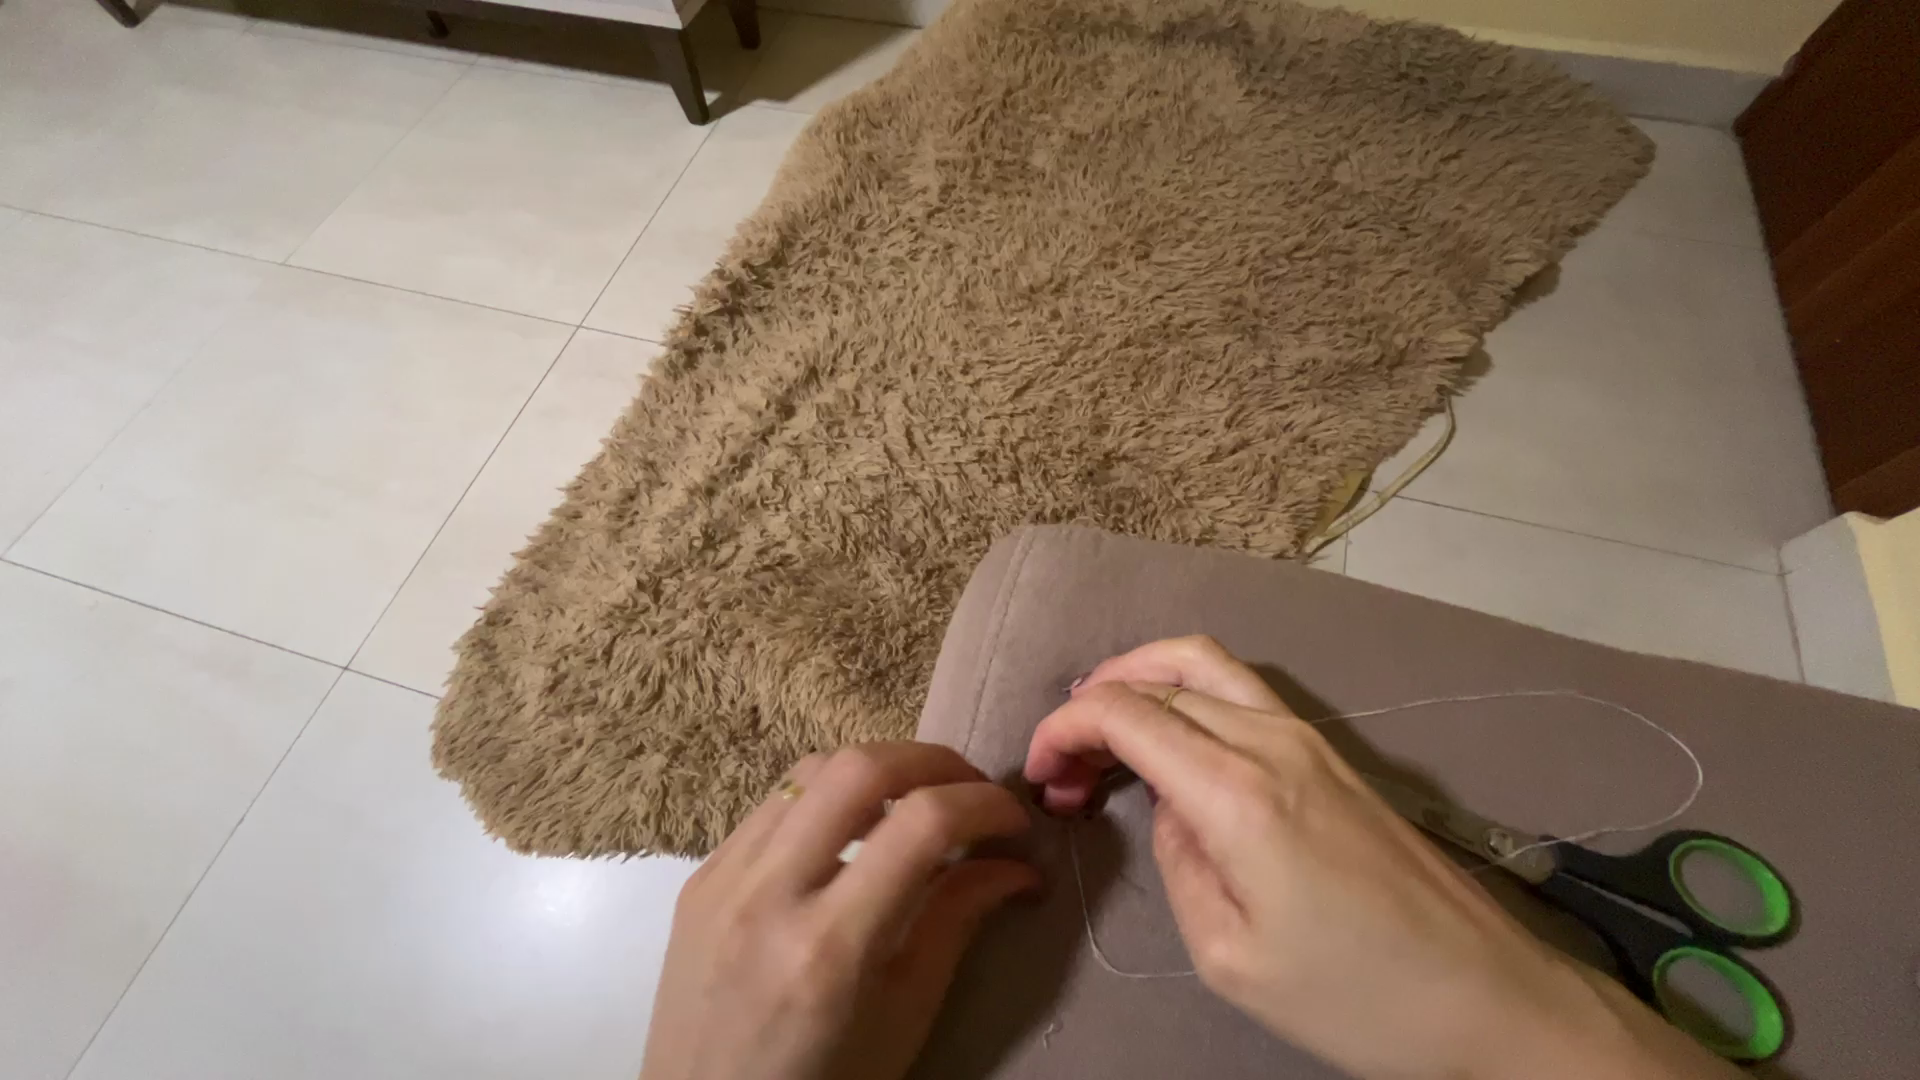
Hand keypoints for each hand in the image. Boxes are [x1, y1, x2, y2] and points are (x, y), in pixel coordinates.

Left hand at [640, 742, 1037, 1079]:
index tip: (1014, 819)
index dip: (983, 804)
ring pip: (813, 769)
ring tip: (917, 798)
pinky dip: (829, 794)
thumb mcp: (905, 1016)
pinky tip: (854, 824)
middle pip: (860, 768)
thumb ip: (957, 920)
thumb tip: (1017, 863)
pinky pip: (775, 801)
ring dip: (880, 768)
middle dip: (933, 760)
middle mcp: (767, 894)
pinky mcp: (701, 872)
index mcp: (828, 949)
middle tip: (970, 787)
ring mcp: (723, 877)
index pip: (921, 825)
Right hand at [1025, 636, 1739, 1079]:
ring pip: (1199, 660)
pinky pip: (1234, 684)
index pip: (1124, 714)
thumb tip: (1171, 806)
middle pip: (1154, 680)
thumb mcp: (1229, 955)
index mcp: (1236, 793)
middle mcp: (1267, 739)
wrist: (1495, 1002)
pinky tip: (1166, 724)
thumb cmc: (1357, 998)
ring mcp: (1304, 733)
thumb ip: (1178, 860)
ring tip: (1100, 717)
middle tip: (1062, 767)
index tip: (1040, 772)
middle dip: (1089, 709)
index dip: (1064, 728)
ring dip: (1136, 676)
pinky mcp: (1325, 745)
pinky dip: (1180, 685)